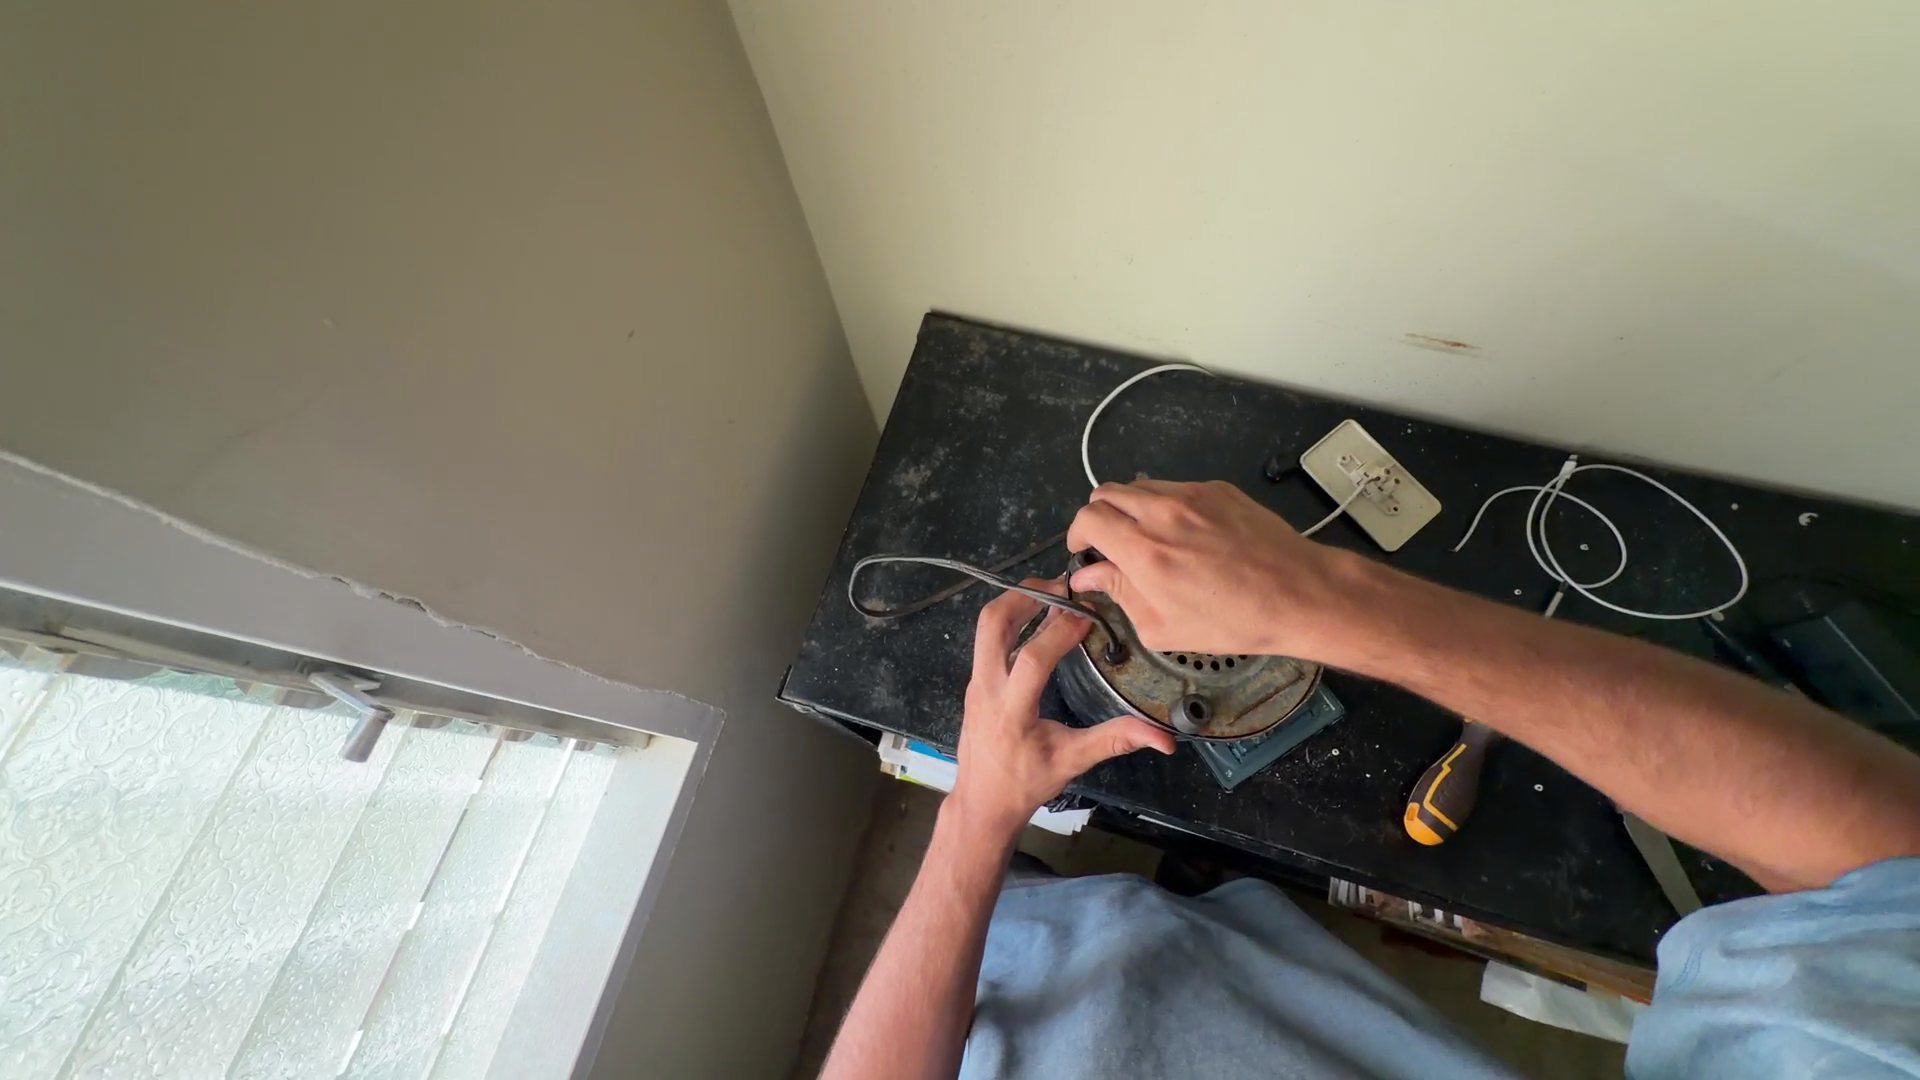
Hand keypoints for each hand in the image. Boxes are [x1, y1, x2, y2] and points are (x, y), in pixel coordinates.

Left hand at [950, 579, 1174, 834]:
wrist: (981, 801)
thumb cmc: (1026, 783)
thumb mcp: (1071, 762)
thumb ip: (1114, 741)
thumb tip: (1164, 739)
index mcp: (1011, 710)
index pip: (1032, 659)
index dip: (1060, 631)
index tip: (1087, 614)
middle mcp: (986, 687)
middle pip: (993, 625)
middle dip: (1025, 596)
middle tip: (1062, 586)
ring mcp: (975, 681)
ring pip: (985, 626)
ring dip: (1016, 602)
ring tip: (1052, 593)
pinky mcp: (975, 680)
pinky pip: (987, 638)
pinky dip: (1011, 618)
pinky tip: (1038, 617)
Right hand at [1066, 479, 1366, 661]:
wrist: (1298, 593)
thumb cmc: (1229, 620)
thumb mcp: (1161, 625)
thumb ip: (1117, 593)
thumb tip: (1085, 577)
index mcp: (1143, 549)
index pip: (1087, 518)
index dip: (1077, 534)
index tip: (1085, 552)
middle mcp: (1161, 512)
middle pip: (1106, 492)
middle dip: (1098, 517)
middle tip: (1110, 544)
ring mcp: (1191, 494)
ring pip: (1139, 486)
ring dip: (1130, 508)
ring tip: (1148, 538)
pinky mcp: (1217, 488)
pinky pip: (1174, 487)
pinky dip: (1164, 505)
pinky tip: (1186, 533)